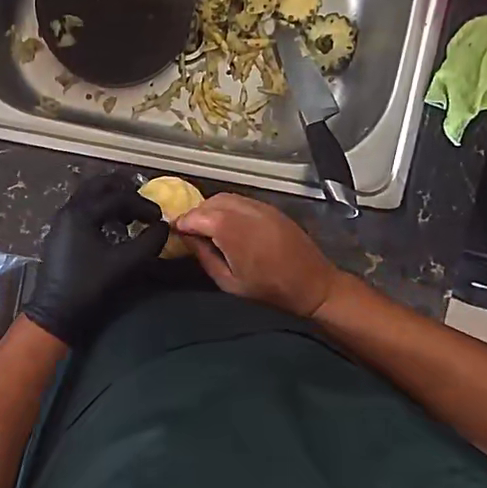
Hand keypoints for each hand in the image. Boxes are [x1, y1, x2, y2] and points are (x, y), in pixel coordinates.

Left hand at [22, 172, 170, 344]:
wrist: (56, 311)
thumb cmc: (90, 285)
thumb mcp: (126, 263)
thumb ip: (149, 241)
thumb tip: (163, 226)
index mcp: (82, 212)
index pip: (119, 197)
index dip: (143, 204)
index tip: (159, 217)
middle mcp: (69, 210)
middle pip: (99, 186)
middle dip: (124, 190)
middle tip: (143, 203)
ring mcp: (61, 221)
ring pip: (89, 197)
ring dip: (111, 200)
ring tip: (130, 216)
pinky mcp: (60, 234)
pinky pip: (82, 210)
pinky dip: (100, 211)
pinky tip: (112, 228)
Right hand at [174, 193, 346, 317]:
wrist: (312, 284)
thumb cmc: (269, 289)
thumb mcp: (228, 281)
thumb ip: (204, 256)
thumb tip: (187, 239)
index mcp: (230, 229)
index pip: (195, 216)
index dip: (181, 224)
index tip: (174, 233)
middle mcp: (244, 211)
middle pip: (209, 203)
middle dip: (195, 215)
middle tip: (189, 233)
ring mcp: (259, 207)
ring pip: (225, 198)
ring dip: (211, 210)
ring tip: (207, 229)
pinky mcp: (271, 208)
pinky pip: (241, 201)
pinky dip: (228, 208)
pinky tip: (228, 225)